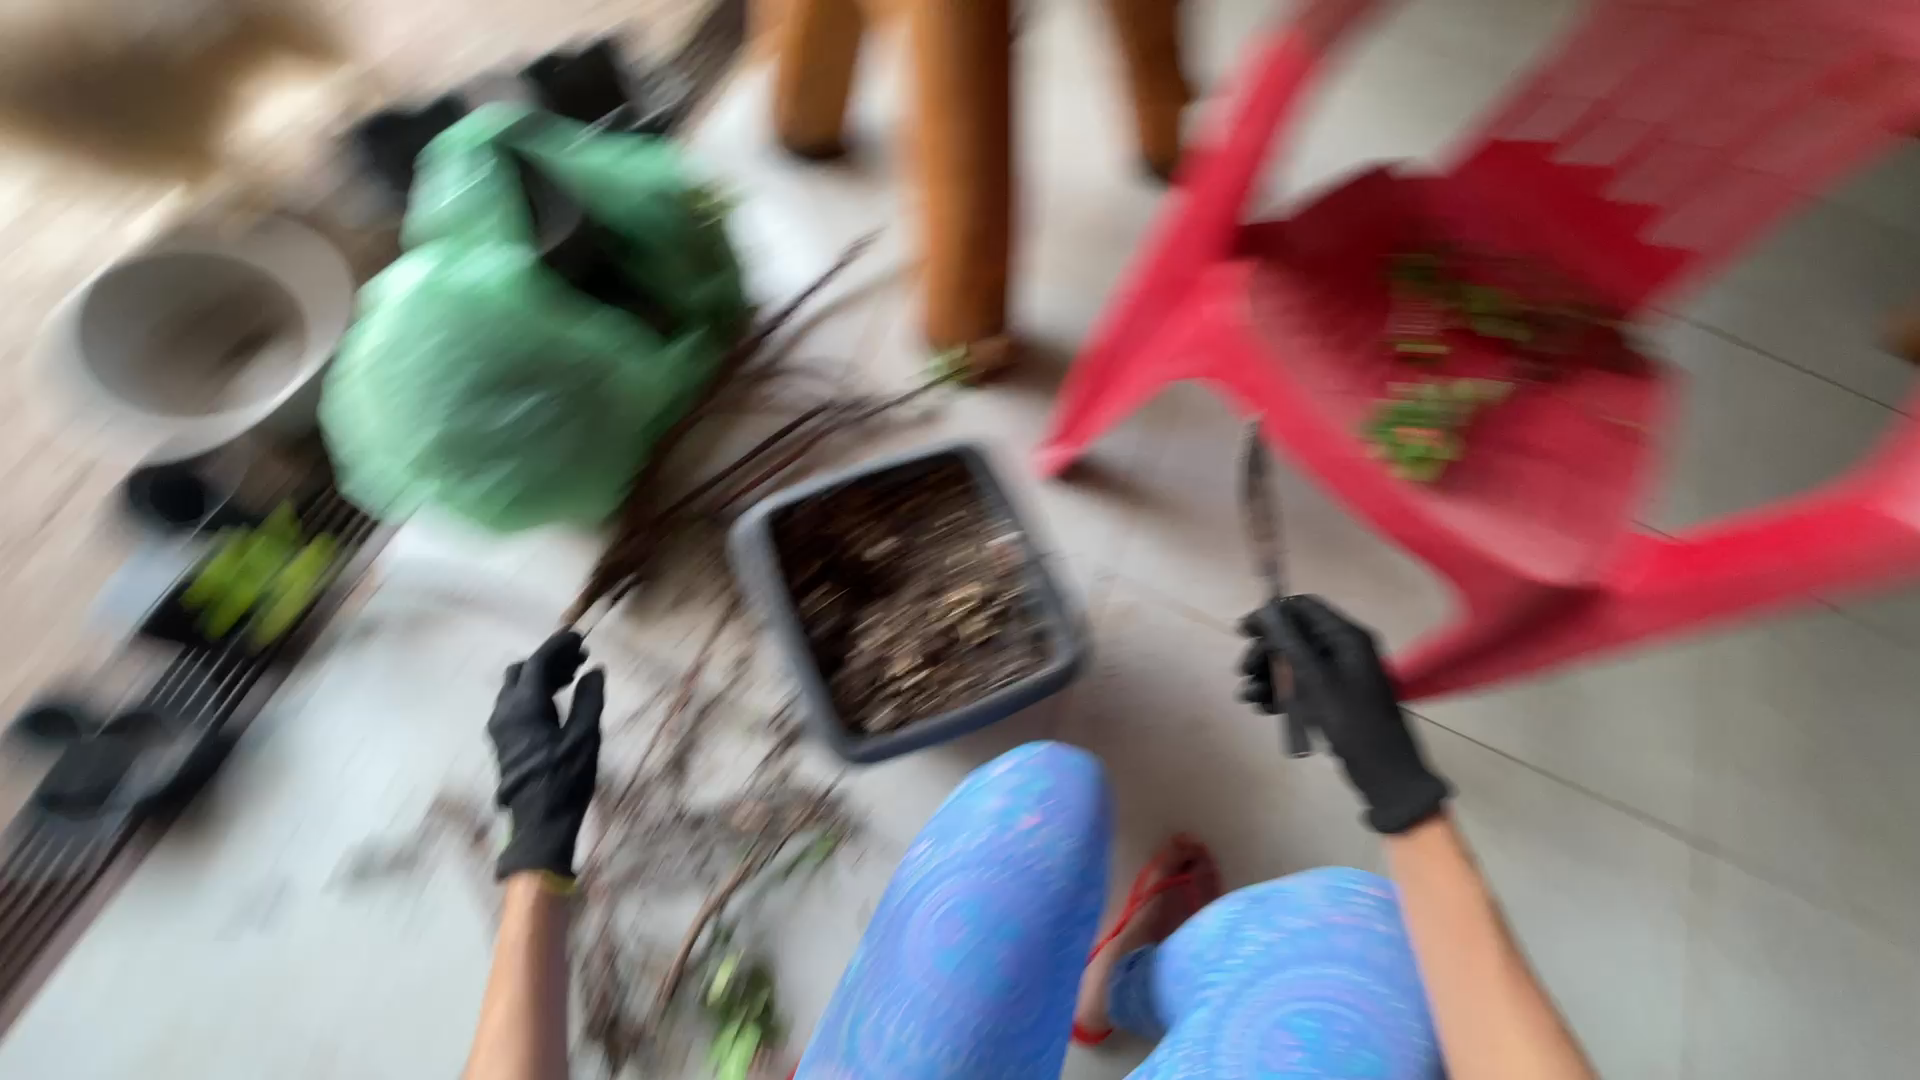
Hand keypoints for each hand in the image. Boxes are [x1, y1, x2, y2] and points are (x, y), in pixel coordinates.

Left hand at [489, 631, 603, 880]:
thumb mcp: (585, 736)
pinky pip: (515, 703)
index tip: (580, 637)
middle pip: (521, 671)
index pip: (538, 663)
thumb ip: (589, 699)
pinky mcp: (504, 741)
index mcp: (524, 707)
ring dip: (542, 675)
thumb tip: (594, 671)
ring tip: (573, 676)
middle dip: (550, 659)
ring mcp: (500, 728)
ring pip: (515, 687)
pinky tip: (558, 700)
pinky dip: (535, 692)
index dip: (558, 646)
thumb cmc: (565, 778)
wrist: (539, 822)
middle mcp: (504, 712)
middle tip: (581, 658)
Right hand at [1239, 595, 1448, 832]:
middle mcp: (1343, 649)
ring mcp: (1338, 674)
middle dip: (1266, 653)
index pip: (1303, 607)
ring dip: (1268, 676)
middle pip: (1293, 636)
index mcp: (1346, 637)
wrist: (1384, 772)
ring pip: (1293, 663)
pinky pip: (1301, 685)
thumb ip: (1289, 640)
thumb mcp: (1316, 678)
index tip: (1244, 632)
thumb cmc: (1352, 720)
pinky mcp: (1333, 696)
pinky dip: (1281, 694)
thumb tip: (1267, 608)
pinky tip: (1262, 708)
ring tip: (1249, 697)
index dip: (1272, 615)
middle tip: (1244, 672)